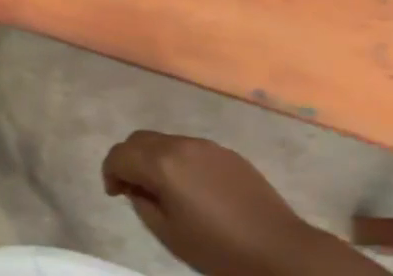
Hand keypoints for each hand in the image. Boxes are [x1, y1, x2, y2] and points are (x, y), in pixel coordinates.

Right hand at [102, 132, 374, 275]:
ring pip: (165, 142)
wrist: (283, 252)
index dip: (110, 172)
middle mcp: (180, 145)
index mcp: (162, 164)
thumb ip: (143, 204)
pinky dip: (179, 161)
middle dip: (129, 160)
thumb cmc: (221, 250)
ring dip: (154, 159)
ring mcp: (205, 145)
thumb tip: (136, 187)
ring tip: (165, 190)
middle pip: (139, 140)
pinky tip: (194, 189)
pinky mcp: (226, 152)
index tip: (116, 194)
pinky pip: (190, 149)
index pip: (119, 154)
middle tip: (133, 189)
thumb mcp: (170, 235)